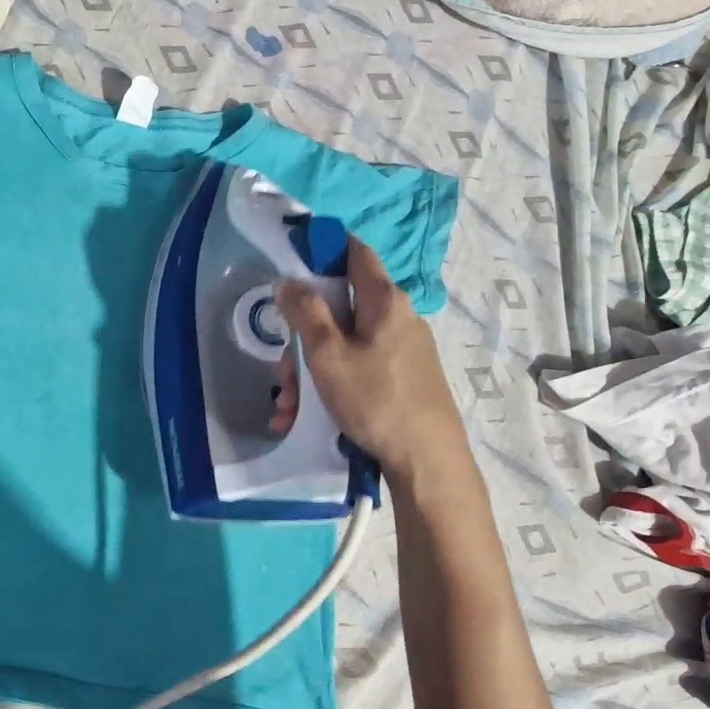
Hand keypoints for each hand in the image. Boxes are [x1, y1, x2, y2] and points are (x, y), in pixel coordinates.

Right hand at [272, 239, 466, 480]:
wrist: (426, 460)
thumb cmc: (375, 400)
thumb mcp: (328, 356)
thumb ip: (306, 314)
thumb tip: (289, 280)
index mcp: (384, 302)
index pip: (354, 253)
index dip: (324, 248)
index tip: (292, 259)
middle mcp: (397, 318)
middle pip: (338, 310)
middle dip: (302, 338)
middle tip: (283, 372)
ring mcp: (402, 349)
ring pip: (341, 346)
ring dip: (308, 373)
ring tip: (289, 408)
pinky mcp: (401, 377)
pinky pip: (355, 370)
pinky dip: (328, 387)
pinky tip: (305, 418)